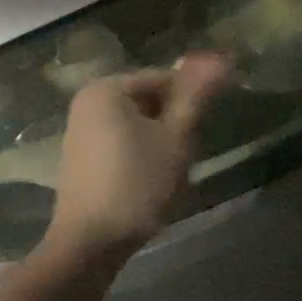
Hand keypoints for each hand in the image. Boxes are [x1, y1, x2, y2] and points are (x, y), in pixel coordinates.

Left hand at [44, 52, 233, 261]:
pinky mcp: (81, 160)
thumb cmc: (137, 185)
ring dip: (161, 145)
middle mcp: (87, 103)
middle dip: (174, 126)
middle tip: (185, 158)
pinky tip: (149, 186)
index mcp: (106, 89)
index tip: (200, 134)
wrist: (90, 244)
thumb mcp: (175, 139)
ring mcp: (80, 133)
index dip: (192, 102)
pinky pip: (122, 146)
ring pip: (138, 127)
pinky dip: (142, 158)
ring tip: (168, 176)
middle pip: (150, 102)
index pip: (166, 78)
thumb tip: (221, 57)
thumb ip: (196, 95)